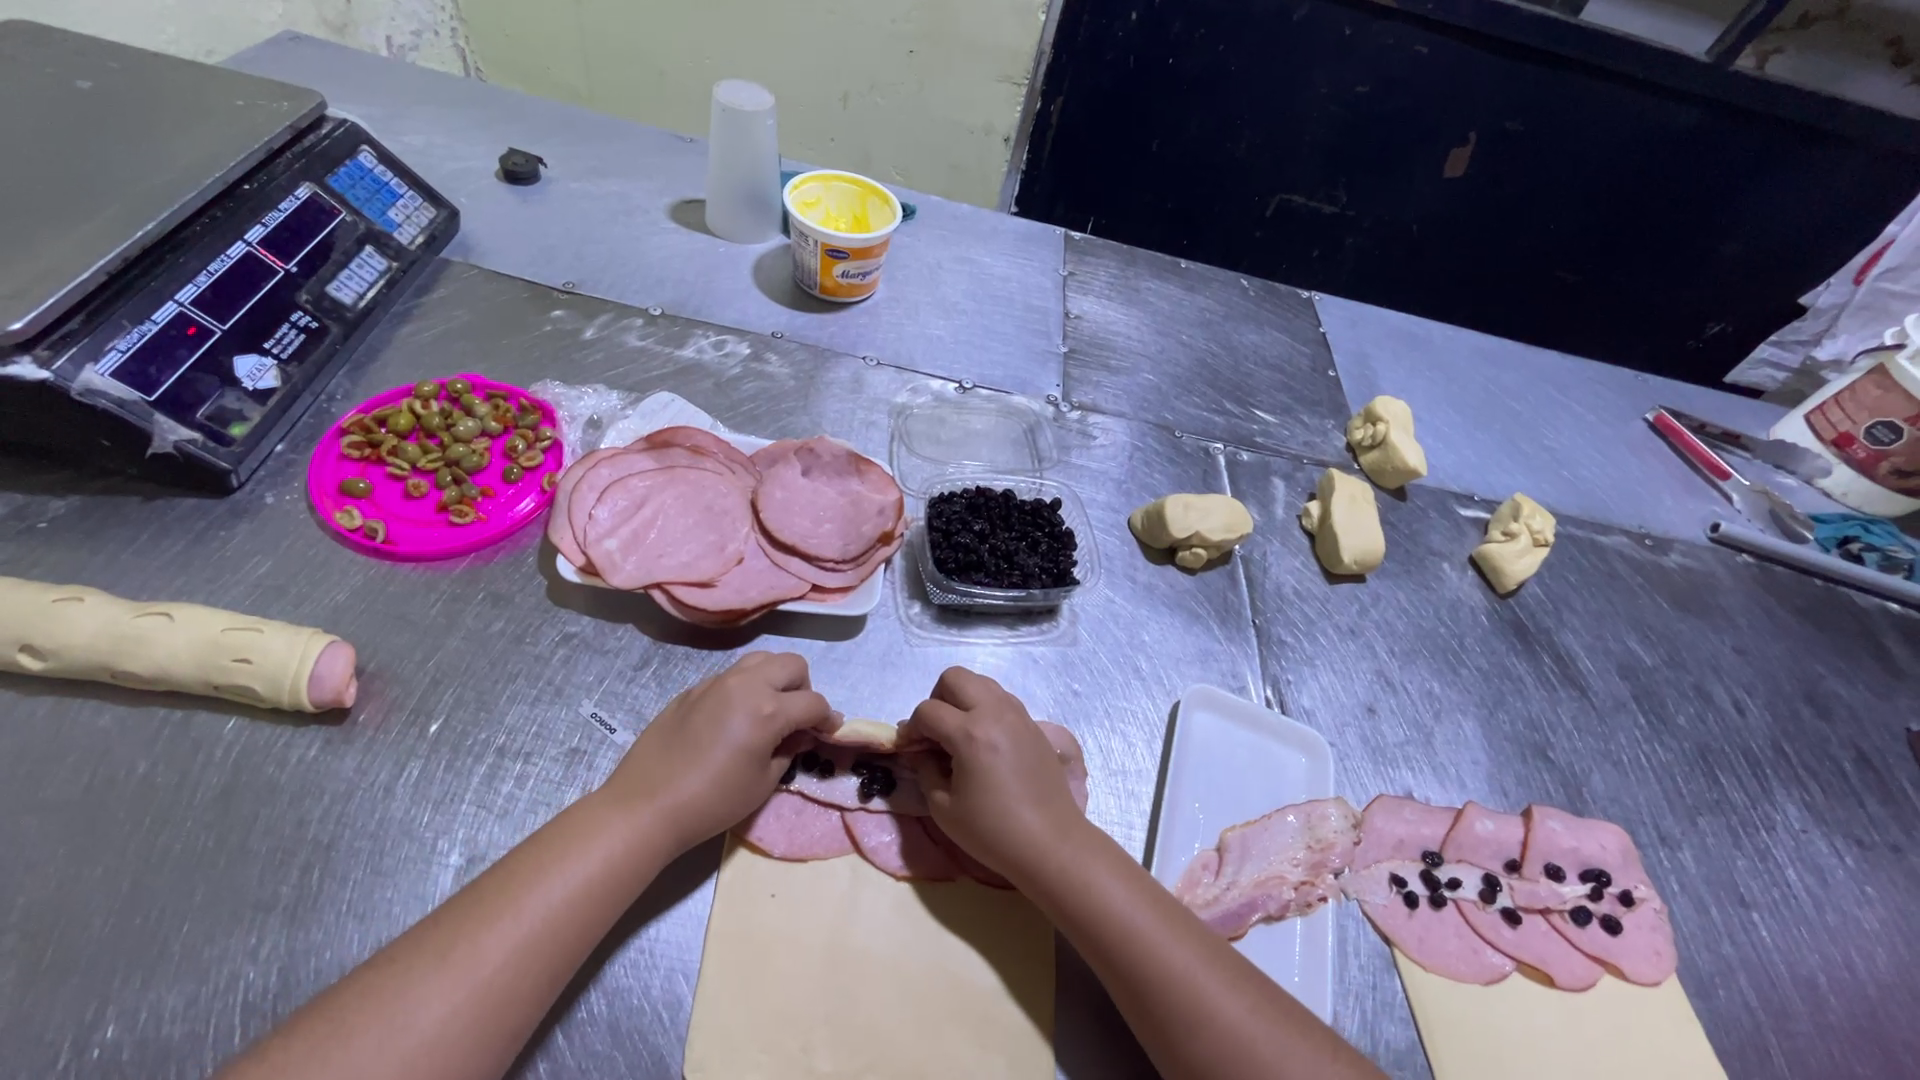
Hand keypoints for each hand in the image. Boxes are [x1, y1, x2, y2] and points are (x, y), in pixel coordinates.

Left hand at [601, 652, 832, 855]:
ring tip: (767, 711)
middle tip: (796, 719)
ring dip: (774, 680)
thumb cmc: (712, 802)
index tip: (829, 732)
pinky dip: (744, 689)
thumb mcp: (763, 783)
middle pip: (792, 665)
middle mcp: (744, 685)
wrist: (646, 807)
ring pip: (760, 660)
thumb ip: (789, 751)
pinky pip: (730, 676)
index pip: (814, 703)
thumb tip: (801, 735)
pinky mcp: (692, 690)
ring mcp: (715, 683)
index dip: (828, 719)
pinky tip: (732, 721)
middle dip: (803, 689)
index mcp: (767, 710)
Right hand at [902, 667, 1088, 880]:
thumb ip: (925, 770)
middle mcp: (995, 713)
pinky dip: (985, 709)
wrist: (1050, 843)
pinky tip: (984, 743)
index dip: (911, 729)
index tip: (910, 749)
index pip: (928, 711)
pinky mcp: (1033, 725)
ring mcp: (1018, 715)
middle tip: (936, 733)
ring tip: (960, 735)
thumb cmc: (992, 832)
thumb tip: (918, 751)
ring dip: (963, 700)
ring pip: (981, 682)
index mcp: (970, 734)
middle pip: (955, 677)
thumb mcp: (944, 808)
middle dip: (936, 699)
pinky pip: (1002, 699)